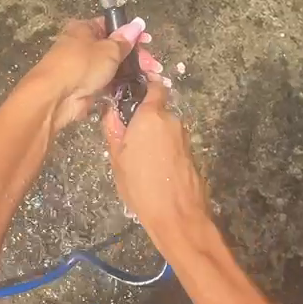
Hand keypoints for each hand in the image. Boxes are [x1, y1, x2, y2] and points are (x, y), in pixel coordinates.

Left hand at [25, 17, 151, 130]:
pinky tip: (138, 88)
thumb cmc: (81, 65)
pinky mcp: (86, 87)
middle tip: (154, 66)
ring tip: (152, 78)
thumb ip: (124, 40)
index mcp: (84, 29)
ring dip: (131, 71)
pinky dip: (122, 85)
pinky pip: (108, 83)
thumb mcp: (108, 50)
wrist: (55, 96)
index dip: (131, 33)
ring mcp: (84, 68)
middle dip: (135, 56)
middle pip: (114, 48)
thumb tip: (137, 24)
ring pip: (113, 67)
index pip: (111, 26)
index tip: (148, 42)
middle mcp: (83, 46)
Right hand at [103, 54, 211, 247]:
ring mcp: (184, 137)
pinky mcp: (191, 153)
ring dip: (154, 136)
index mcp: (151, 115)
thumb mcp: (117, 158)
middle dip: (144, 119)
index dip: (144, 87)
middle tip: (128, 137)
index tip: (131, 93)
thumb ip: (113, 129)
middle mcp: (171, 120)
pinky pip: (172, 143)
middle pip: (157, 110)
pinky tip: (153, 168)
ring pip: (165, 128)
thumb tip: (110, 111)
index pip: (154, 86)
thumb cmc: (141, 186)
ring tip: (139, 157)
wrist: (178, 217)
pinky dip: (163, 149)